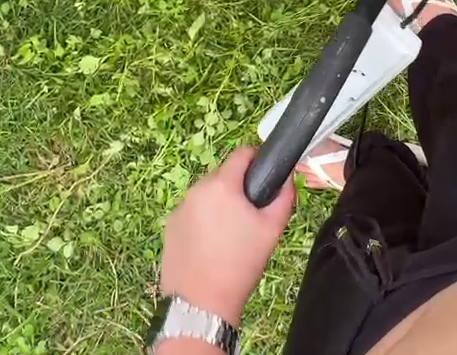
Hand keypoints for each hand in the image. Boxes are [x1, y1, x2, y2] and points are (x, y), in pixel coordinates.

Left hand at [159, 145, 294, 324]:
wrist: (201, 304)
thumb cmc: (240, 265)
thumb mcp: (272, 229)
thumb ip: (284, 195)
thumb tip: (286, 177)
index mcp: (222, 185)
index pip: (242, 153)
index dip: (257, 159)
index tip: (263, 177)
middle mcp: (197, 189)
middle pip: (224, 175)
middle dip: (237, 189)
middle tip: (249, 216)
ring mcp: (180, 207)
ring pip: (207, 195)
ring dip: (219, 204)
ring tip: (229, 235)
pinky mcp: (169, 226)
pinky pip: (192, 212)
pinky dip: (202, 220)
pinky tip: (210, 245)